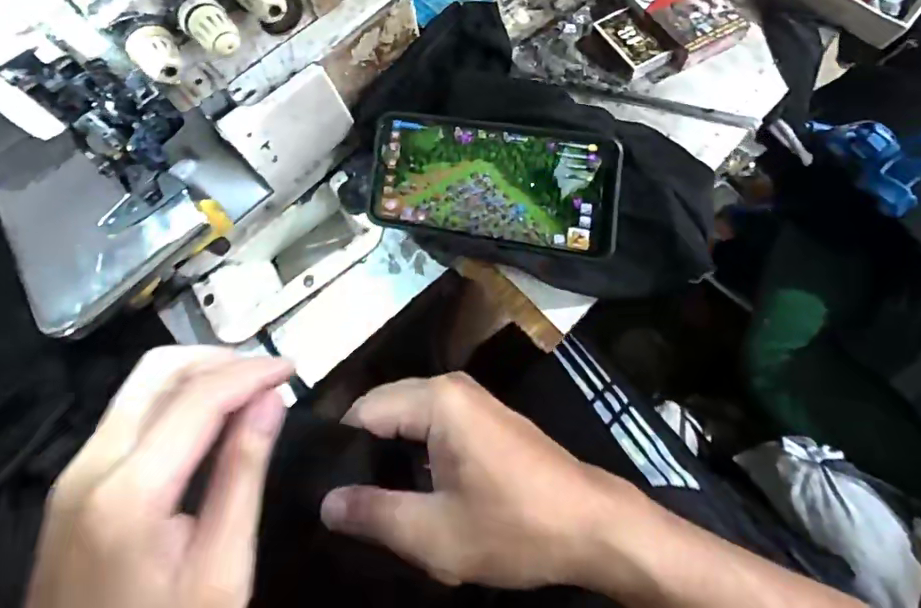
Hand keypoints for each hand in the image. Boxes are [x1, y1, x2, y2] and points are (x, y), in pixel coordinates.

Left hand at [27, 347, 293, 607]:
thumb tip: (270, 398)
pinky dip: (168, 398)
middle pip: (157, 370)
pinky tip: (203, 416)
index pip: (197, 398)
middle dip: (218, 359)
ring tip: (242, 388)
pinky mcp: (69, 485)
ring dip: (193, 373)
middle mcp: (89, 464)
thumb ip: (242, 476)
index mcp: (127, 491)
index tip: (290, 366)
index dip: (249, 373)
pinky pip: (125, 413)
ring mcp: (72, 473)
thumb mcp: (219, 573)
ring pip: (138, 385)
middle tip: (266, 375)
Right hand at [318, 372, 620, 588]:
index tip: (327, 491)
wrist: (594, 527)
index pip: (364, 411)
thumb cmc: (515, 525)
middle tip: (348, 503)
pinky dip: (414, 451)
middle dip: (365, 452)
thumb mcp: (437, 534)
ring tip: (373, 501)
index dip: (341, 450)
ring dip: (390, 455)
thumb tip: (326, 502)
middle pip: (385, 408)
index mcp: (436, 398)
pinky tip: (412, 490)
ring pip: (408, 416)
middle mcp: (450, 385)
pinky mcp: (483, 416)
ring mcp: (470, 398)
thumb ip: (375, 515)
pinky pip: (431, 422)